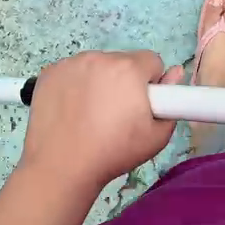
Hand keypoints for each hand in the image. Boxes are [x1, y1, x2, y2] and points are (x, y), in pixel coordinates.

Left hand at [19, 51, 182, 192]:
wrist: (61, 167)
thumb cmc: (114, 152)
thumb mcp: (156, 137)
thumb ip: (173, 102)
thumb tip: (175, 73)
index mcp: (129, 69)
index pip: (152, 61)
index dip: (151, 83)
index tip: (141, 105)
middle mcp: (100, 58)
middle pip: (123, 62)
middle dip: (125, 81)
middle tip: (116, 114)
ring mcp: (71, 63)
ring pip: (96, 66)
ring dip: (100, 81)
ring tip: (91, 114)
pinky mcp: (49, 72)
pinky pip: (72, 72)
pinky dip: (75, 85)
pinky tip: (71, 110)